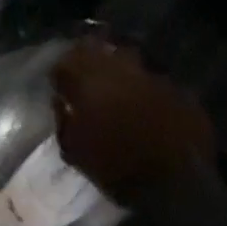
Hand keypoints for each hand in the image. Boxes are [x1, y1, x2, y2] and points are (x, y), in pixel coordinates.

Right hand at [52, 37, 215, 208]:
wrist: (170, 175)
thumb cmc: (113, 168)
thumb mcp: (73, 151)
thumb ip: (63, 120)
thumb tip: (60, 99)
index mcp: (91, 89)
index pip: (69, 63)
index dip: (60, 67)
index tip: (55, 77)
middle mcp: (121, 73)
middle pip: (99, 51)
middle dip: (85, 56)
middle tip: (75, 65)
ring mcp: (150, 75)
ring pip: (124, 55)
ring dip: (110, 60)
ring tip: (100, 73)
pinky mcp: (171, 83)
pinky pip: (143, 71)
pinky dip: (131, 75)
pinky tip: (126, 89)